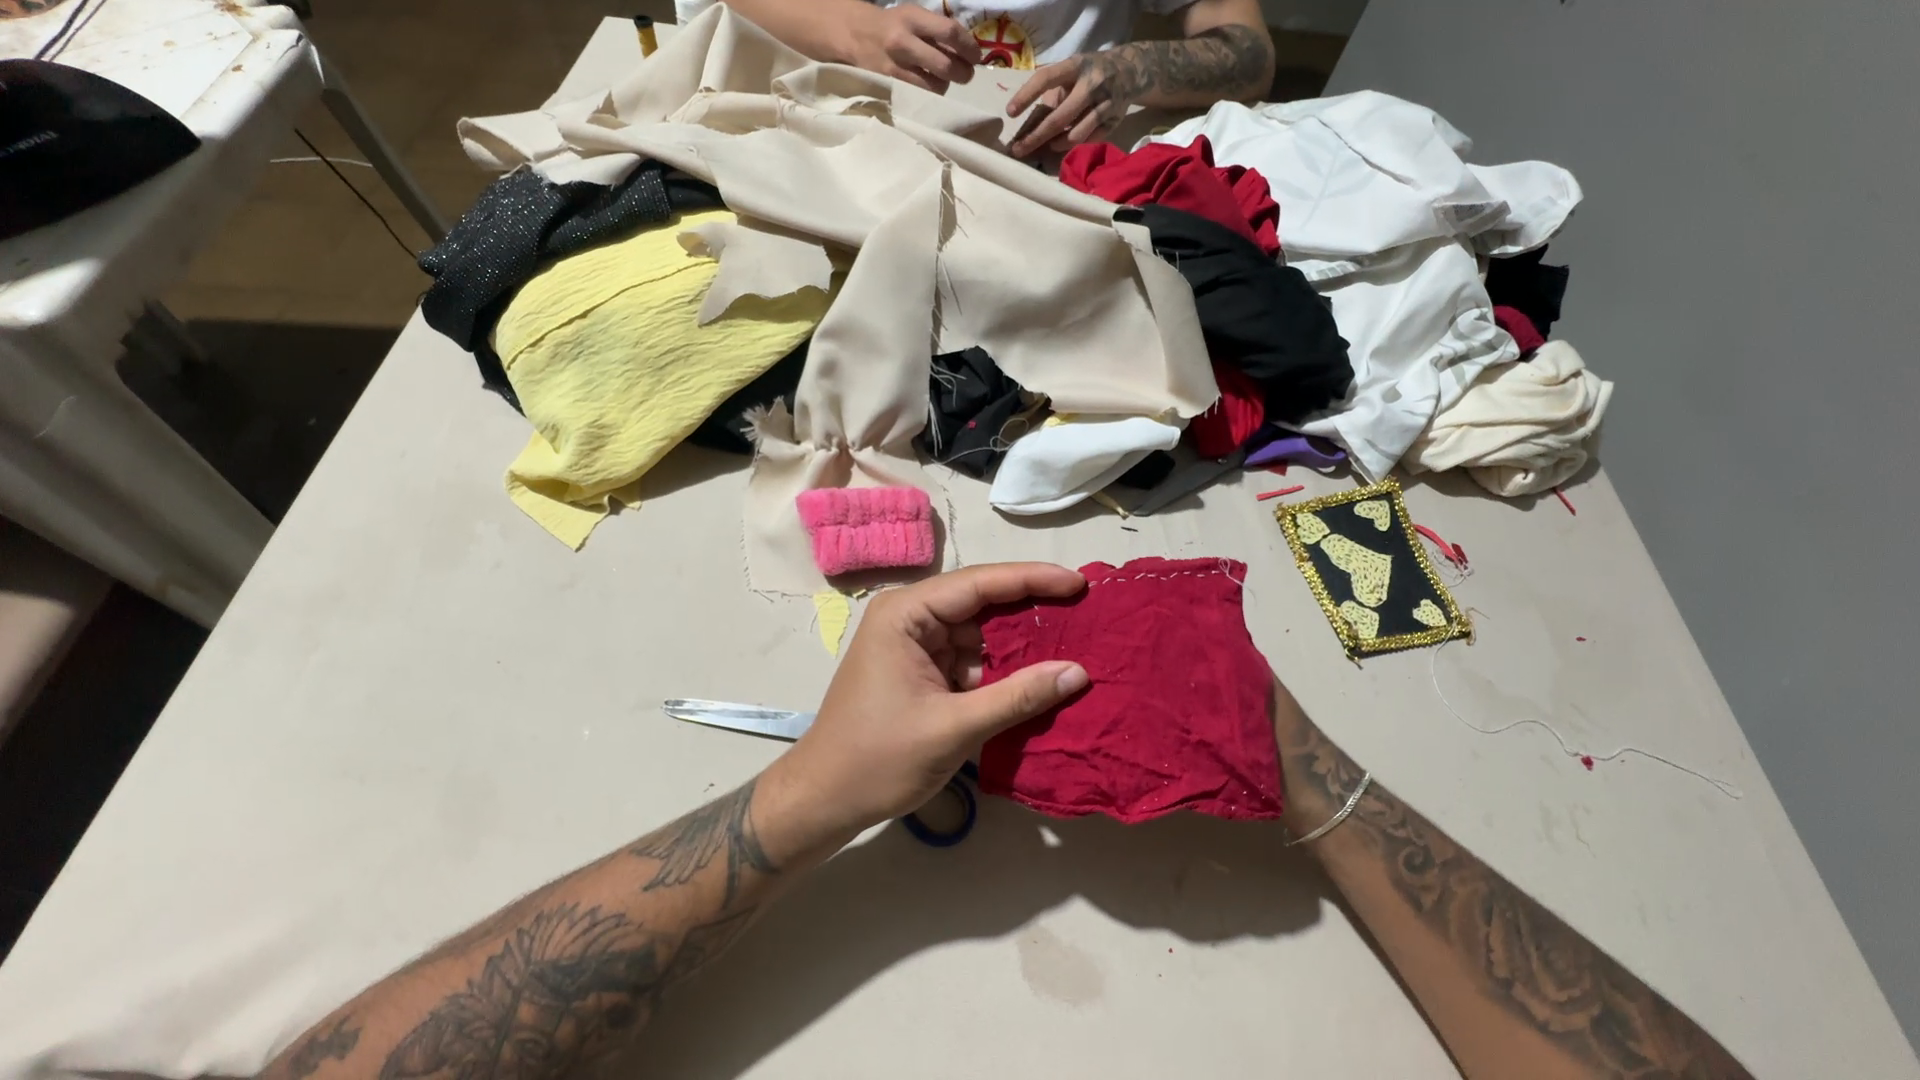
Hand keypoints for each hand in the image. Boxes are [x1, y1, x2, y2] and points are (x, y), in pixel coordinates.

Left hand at [766, 563, 1088, 834]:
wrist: (825, 799)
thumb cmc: (879, 759)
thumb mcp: (954, 728)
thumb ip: (1017, 696)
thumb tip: (1079, 672)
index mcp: (906, 615)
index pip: (979, 584)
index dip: (1032, 580)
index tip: (1079, 584)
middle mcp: (909, 619)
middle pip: (982, 604)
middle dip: (1030, 612)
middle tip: (1085, 616)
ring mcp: (915, 646)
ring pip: (981, 634)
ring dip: (1020, 646)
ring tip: (1073, 648)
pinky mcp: (921, 672)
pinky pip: (971, 661)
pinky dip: (1001, 671)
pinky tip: (1038, 679)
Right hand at [841, 5, 981, 92]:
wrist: (854, 34)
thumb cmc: (892, 26)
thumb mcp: (913, 17)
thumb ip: (937, 30)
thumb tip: (966, 50)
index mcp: (913, 18)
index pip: (950, 32)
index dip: (969, 47)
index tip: (976, 57)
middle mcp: (903, 41)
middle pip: (945, 65)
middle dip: (963, 73)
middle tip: (967, 74)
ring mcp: (895, 66)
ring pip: (934, 86)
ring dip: (946, 85)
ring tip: (945, 80)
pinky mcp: (889, 85)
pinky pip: (919, 96)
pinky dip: (930, 94)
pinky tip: (929, 87)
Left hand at [1006, 50, 1142, 157]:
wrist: (1130, 71)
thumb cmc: (1088, 73)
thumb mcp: (1071, 72)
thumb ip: (1052, 93)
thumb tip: (1027, 127)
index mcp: (1076, 65)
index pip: (1046, 78)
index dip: (1027, 95)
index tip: (1010, 112)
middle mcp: (1092, 83)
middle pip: (1059, 117)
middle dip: (1036, 137)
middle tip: (1018, 150)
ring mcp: (1106, 103)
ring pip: (1075, 135)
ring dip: (1056, 144)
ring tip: (1048, 145)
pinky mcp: (1114, 121)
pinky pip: (1089, 141)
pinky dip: (1074, 145)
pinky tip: (1067, 142)